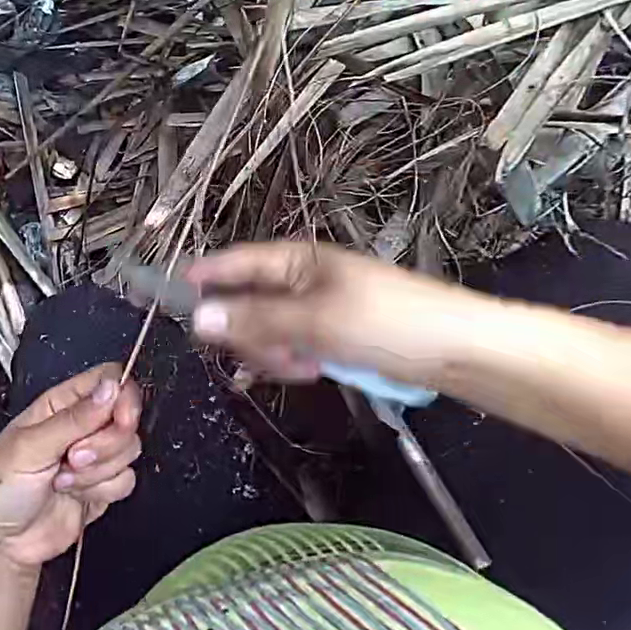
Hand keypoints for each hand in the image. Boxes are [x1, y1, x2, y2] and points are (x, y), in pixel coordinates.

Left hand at [0, 363, 142, 571]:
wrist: (0, 544)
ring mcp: (94, 456)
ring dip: (99, 470)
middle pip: (125, 416)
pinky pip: (127, 480)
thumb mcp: (29, 447)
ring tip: (63, 479)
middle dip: (105, 443)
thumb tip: (111, 388)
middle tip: (73, 457)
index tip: (121, 418)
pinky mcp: (102, 485)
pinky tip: (75, 495)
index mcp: (60, 403)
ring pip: (129, 449)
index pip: (107, 379)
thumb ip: (74, 418)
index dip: (122, 396)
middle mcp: (81, 425)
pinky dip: (104, 491)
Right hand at [185, 241, 471, 384]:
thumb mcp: (317, 323)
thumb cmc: (390, 324)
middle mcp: (302, 278)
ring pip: (268, 328)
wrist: (462, 350)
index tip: (168, 295)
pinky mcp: (332, 331)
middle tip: (273, 357)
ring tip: (305, 366)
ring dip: (275, 351)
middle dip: (250, 332)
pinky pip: (293, 342)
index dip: (203, 277)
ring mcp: (317, 305)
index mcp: (297, 260)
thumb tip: (198, 318)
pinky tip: (310, 369)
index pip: (235, 264)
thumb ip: (255, 321)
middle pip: (246, 302)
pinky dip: (294, 357)